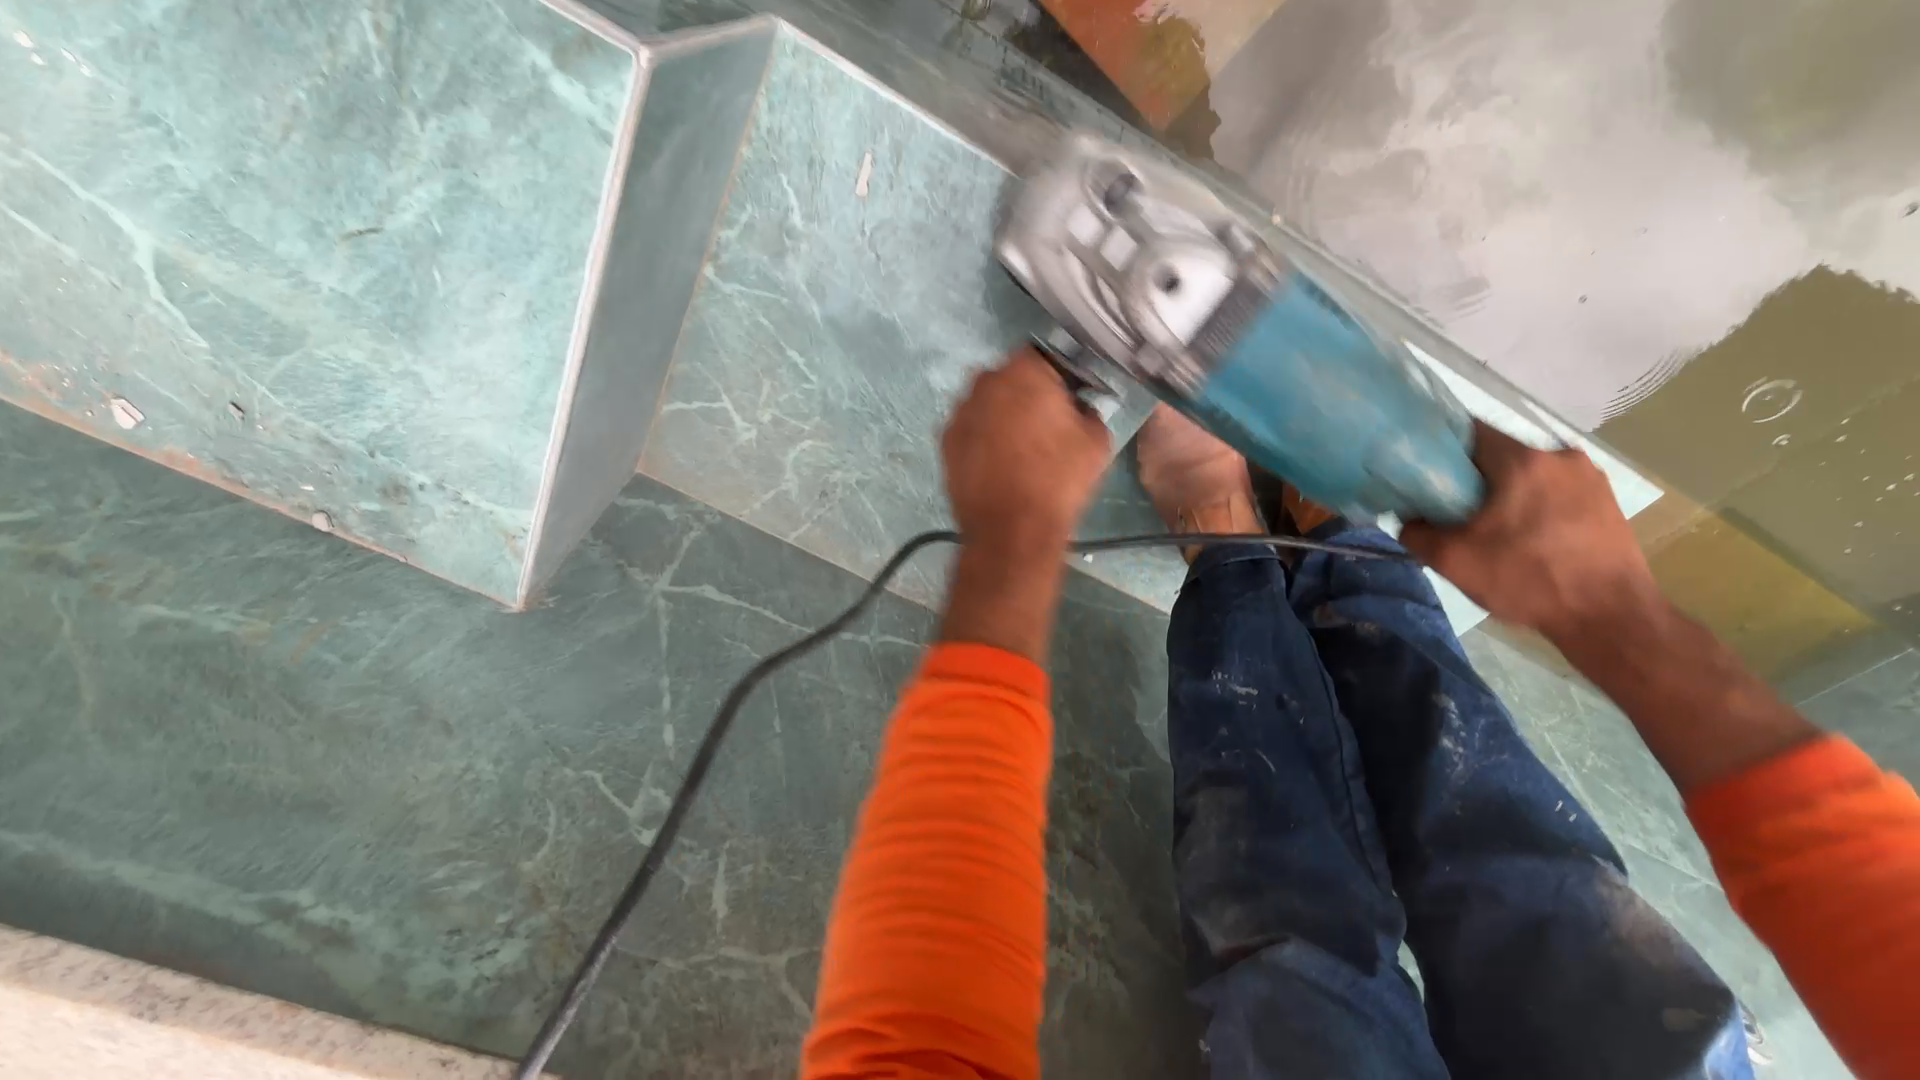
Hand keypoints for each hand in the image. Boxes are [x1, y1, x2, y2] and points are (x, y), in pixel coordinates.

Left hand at [941, 347, 1112, 559]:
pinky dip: (982, 440)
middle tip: (1044, 425)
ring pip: (986, 405)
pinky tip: (997, 464)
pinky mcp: (945, 443)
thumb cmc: (1059, 479)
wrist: (1012, 529)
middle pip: (1010, 379)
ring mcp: (959, 413)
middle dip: (1025, 394)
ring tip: (1019, 449)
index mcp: (1024, 371)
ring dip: (1001, 417)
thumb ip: (1090, 411)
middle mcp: (984, 382)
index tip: (1068, 399)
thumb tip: (1079, 409)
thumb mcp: (1096, 441)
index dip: (1057, 376)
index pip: (1043, 358)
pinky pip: (970, 431)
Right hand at [1401, 423, 1661, 641]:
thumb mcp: (1452, 560)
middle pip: (1501, 454)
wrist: (1610, 617)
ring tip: (1491, 528)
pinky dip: (1535, 505)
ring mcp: (1590, 478)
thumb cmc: (1527, 579)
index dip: (1441, 448)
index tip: (1424, 473)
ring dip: (1507, 493)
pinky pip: (1556, 492)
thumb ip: (1415, 533)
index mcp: (1523, 460)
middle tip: (1452, 510)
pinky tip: (1526, 537)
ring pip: (1530, 474)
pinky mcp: (1607, 501)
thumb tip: (1409, 521)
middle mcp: (1561, 457)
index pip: (1470, 432)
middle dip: (1473, 477)